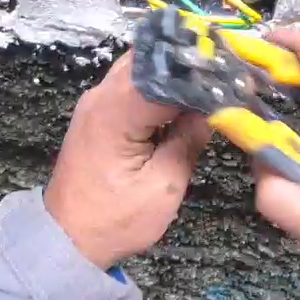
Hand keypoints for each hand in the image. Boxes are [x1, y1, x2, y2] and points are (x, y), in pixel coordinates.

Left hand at [46, 53, 210, 268]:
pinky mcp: (97, 111)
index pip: (165, 73)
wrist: (66, 239)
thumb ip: (188, 141)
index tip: (234, 76)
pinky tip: (183, 96)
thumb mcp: (162, 188)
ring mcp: (96, 101)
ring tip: (210, 83)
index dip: (200, 72)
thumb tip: (212, 109)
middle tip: (226, 74)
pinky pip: (131, 83)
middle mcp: (101, 95)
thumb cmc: (114, 220)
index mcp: (115, 111)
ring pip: (140, 67)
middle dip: (187, 63)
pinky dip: (157, 84)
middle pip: (150, 60)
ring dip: (172, 72)